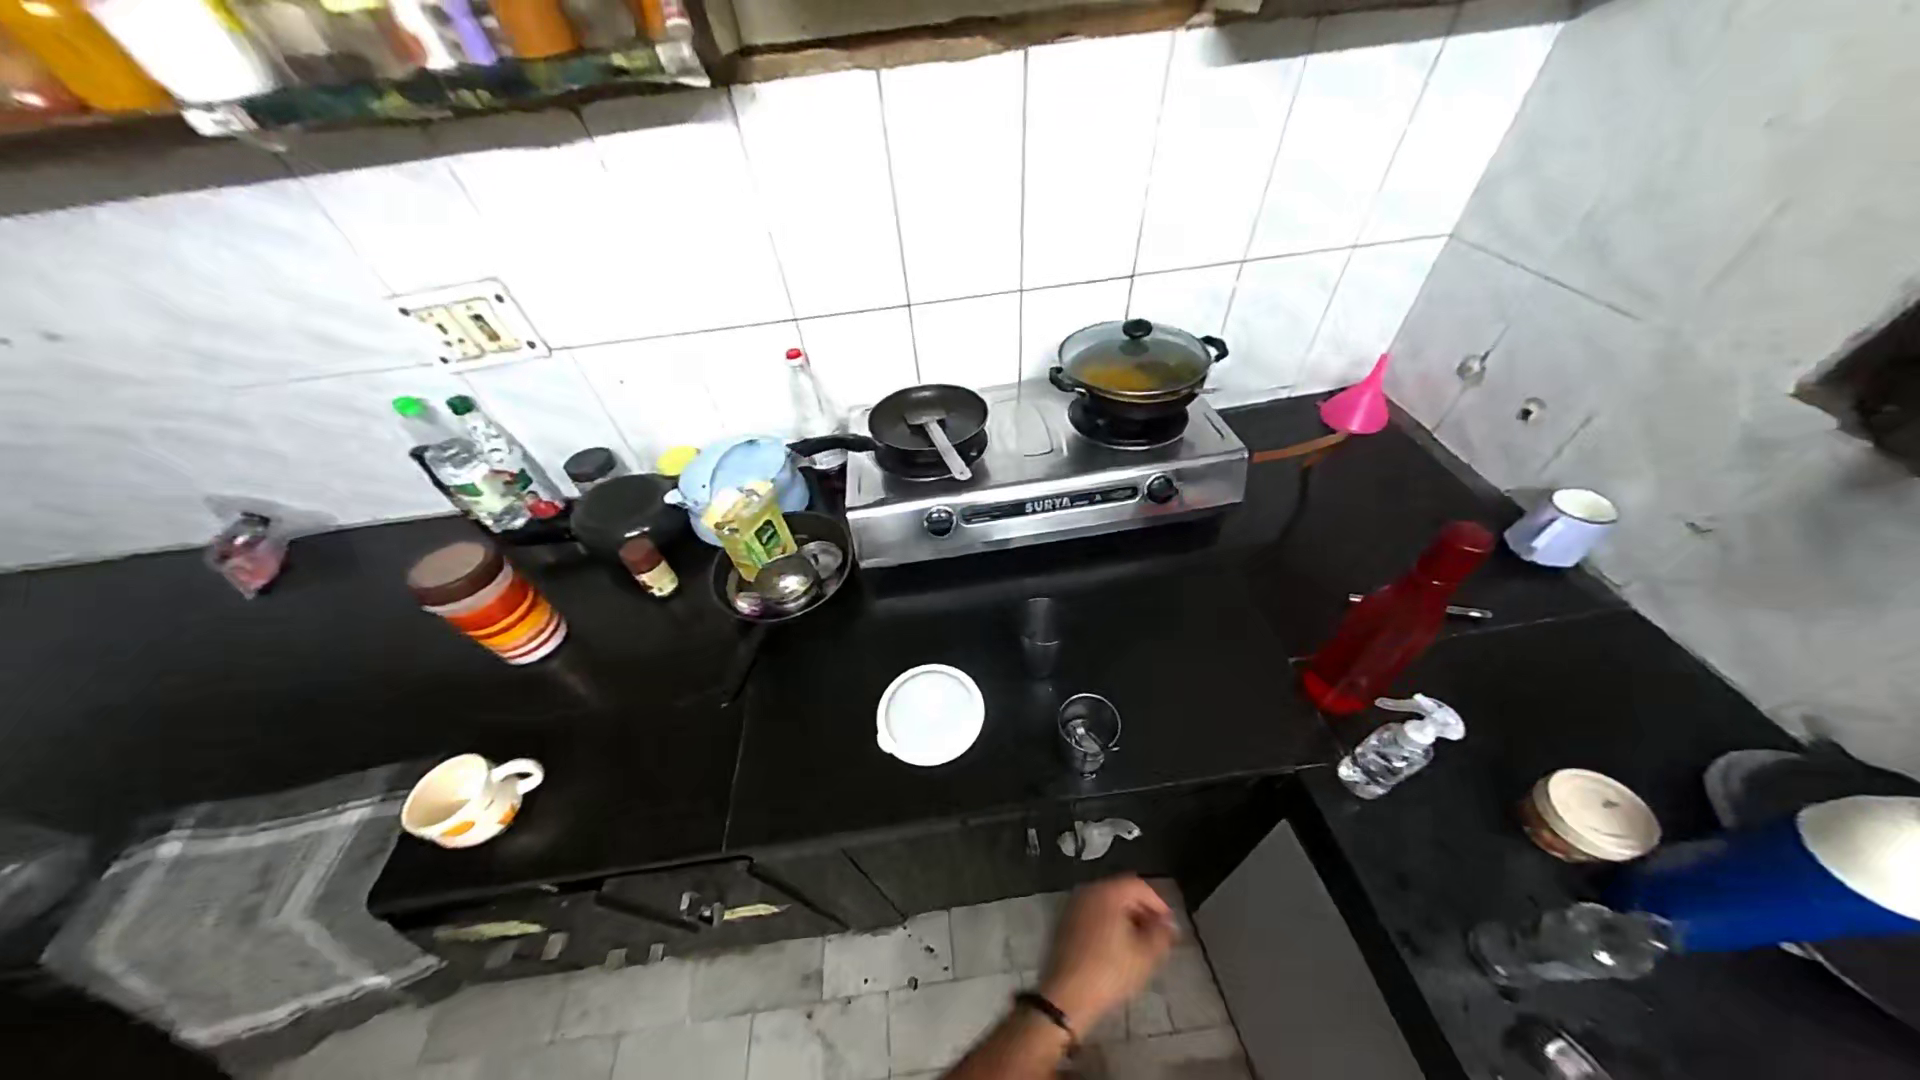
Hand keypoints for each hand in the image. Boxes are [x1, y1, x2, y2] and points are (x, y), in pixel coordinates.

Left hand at [1038, 875, 1177, 1034]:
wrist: (1069, 994)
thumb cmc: (1110, 971)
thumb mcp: (1145, 954)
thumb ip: (1162, 934)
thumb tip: (1169, 924)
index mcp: (1107, 892)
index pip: (1139, 886)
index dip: (1158, 904)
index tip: (1169, 926)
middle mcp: (1088, 891)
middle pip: (1122, 892)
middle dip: (1143, 911)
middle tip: (1157, 935)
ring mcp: (1073, 905)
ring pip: (1107, 904)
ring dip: (1127, 918)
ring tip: (1140, 943)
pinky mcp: (1065, 922)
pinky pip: (1093, 914)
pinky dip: (1109, 923)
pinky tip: (1117, 947)